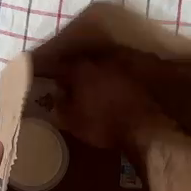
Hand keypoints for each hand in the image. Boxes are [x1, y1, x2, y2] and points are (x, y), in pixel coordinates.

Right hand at [52, 55, 172, 152]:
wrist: (142, 128)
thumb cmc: (102, 124)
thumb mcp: (73, 121)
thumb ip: (62, 105)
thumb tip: (57, 94)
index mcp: (81, 70)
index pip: (61, 65)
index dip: (53, 71)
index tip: (48, 77)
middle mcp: (99, 62)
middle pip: (82, 62)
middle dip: (73, 70)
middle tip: (67, 80)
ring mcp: (119, 67)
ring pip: (100, 66)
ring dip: (93, 73)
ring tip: (87, 84)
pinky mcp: (135, 77)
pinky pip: (115, 74)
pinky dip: (109, 79)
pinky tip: (107, 89)